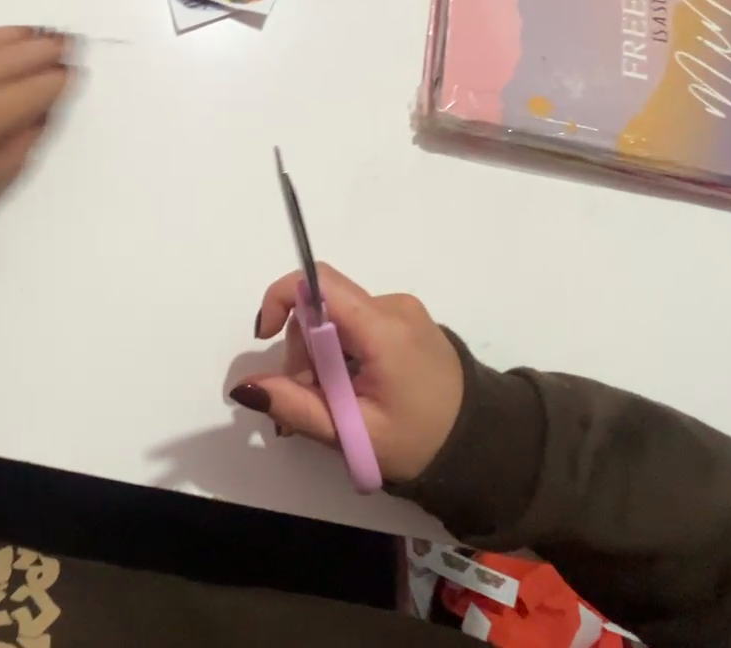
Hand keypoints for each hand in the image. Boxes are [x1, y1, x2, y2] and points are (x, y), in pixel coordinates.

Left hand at [0, 27, 73, 206]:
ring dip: (19, 37)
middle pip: (15, 57)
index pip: (36, 89)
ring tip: (41, 34)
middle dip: (45, 51)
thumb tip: (43, 113)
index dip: (59, 80)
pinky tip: (1, 37)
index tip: (73, 75)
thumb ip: (19, 147)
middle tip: (68, 45)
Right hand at [230, 264, 463, 483]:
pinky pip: (355, 326)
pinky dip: (340, 355)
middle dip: (301, 350)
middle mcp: (392, 306)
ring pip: (334, 319)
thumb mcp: (354, 433)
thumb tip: (244, 387)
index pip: (319, 282)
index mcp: (383, 328)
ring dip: (319, 357)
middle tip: (306, 401)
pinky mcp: (405, 322)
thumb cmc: (422, 443)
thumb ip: (296, 406)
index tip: (265, 335)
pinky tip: (347, 392)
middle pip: (321, 307)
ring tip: (330, 405)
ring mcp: (402, 312)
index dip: (282, 297)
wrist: (486, 448)